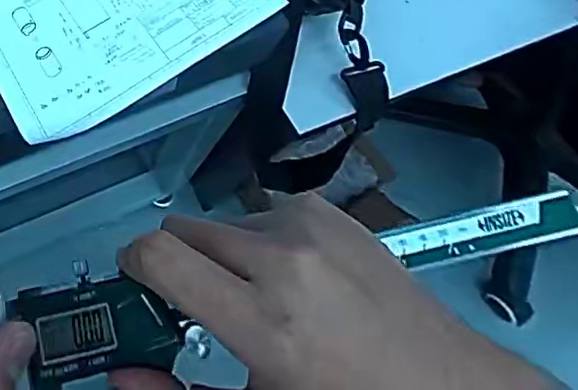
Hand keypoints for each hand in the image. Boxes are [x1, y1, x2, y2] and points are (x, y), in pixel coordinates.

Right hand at [113, 195, 554, 389]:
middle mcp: (281, 257)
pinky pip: (261, 214)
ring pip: (222, 224)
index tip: (135, 285)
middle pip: (183, 232)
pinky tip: (298, 279)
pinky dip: (261, 242)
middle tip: (199, 306)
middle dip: (179, 265)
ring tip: (262, 299)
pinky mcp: (324, 206)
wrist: (454, 387)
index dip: (133, 265)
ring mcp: (305, 222)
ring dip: (223, 256)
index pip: (161, 256)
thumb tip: (124, 371)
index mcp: (268, 322)